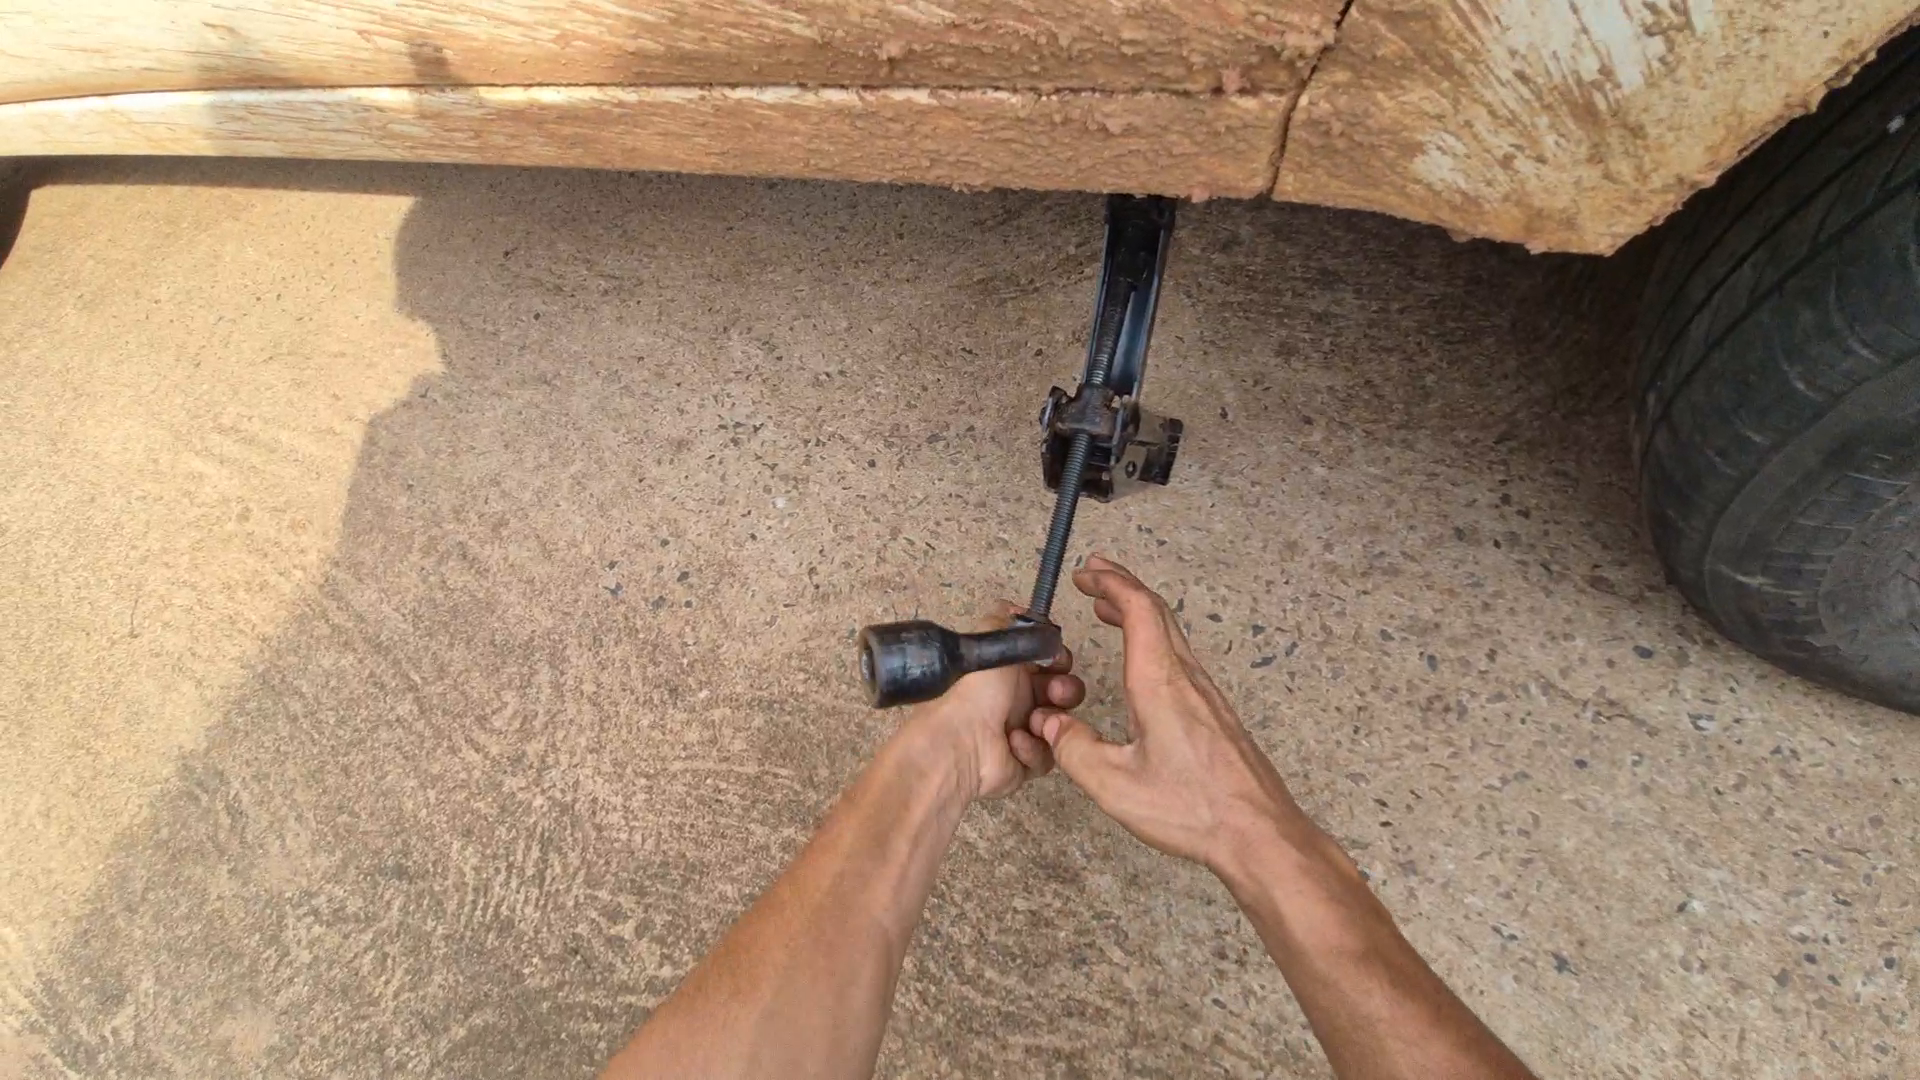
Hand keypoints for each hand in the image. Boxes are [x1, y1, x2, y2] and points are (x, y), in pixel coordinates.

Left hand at [905, 602, 1085, 800]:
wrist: (961, 741)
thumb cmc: (973, 689)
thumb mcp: (989, 639)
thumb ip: (1006, 619)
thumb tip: (1017, 608)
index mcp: (1007, 670)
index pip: (1047, 661)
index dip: (1058, 658)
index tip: (1058, 659)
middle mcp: (1014, 699)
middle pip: (1060, 691)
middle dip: (1064, 689)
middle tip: (1055, 691)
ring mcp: (1021, 731)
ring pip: (1059, 723)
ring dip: (1050, 718)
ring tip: (1035, 719)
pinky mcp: (1024, 761)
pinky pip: (1047, 753)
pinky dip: (1032, 747)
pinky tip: (1013, 742)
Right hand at [1028, 556, 1311, 870]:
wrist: (1259, 833)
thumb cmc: (1195, 809)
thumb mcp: (1115, 785)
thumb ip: (1074, 750)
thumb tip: (1049, 724)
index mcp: (1159, 682)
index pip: (1139, 608)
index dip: (1111, 582)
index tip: (1085, 574)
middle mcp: (1185, 677)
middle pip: (1156, 609)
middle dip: (1122, 583)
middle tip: (1093, 572)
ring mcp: (1204, 691)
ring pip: (1170, 629)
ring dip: (1137, 608)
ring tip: (1108, 606)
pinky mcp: (1213, 709)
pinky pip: (1178, 651)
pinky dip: (1152, 634)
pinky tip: (1140, 654)